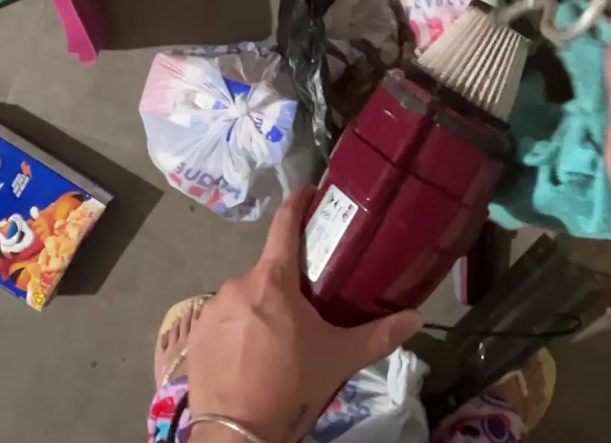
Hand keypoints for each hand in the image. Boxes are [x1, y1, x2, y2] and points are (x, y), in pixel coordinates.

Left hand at [185, 189, 422, 441]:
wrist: (237, 437)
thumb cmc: (291, 386)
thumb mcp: (338, 359)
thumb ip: (377, 335)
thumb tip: (415, 319)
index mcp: (273, 279)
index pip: (285, 224)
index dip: (298, 202)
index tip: (310, 193)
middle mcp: (238, 283)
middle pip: (268, 271)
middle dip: (285, 284)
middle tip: (304, 309)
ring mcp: (212, 310)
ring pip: (244, 297)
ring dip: (259, 309)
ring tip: (275, 342)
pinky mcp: (195, 337)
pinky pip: (222, 321)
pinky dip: (236, 331)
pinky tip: (247, 357)